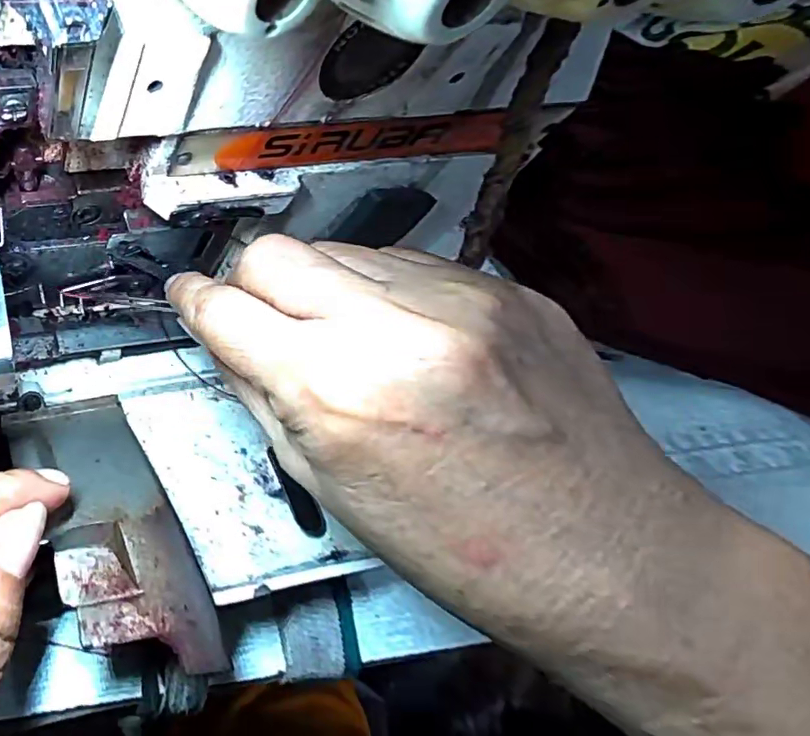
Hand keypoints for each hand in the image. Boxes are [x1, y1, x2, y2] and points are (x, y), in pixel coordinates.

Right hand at [165, 236, 722, 651]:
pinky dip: (377, 288)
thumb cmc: (453, 542)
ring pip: (331, 247)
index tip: (186, 296)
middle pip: (269, 254)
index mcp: (332, 389)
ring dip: (317, 284)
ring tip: (345, 332)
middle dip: (250, 284)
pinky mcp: (504, 288)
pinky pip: (399, 260)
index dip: (190, 298)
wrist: (622, 562)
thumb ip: (255, 388)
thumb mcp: (317, 476)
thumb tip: (218, 332)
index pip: (221, 307)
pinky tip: (402, 333)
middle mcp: (390, 328)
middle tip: (267, 320)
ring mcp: (456, 300)